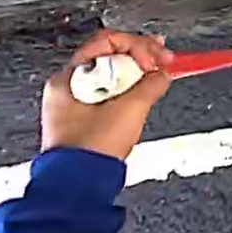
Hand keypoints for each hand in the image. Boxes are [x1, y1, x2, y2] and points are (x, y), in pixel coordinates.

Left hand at [41, 31, 173, 159]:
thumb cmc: (91, 152)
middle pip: (109, 54)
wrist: (78, 190)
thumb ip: (151, 85)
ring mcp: (74, 103)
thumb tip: (162, 74)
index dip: (136, 45)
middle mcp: (68, 86)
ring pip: (110, 73)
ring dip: (136, 70)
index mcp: (69, 77)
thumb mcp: (130, 110)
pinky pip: (108, 92)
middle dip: (140, 54)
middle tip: (163, 57)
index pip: (107, 41)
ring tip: (158, 72)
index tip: (155, 59)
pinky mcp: (83, 120)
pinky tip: (144, 91)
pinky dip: (128, 88)